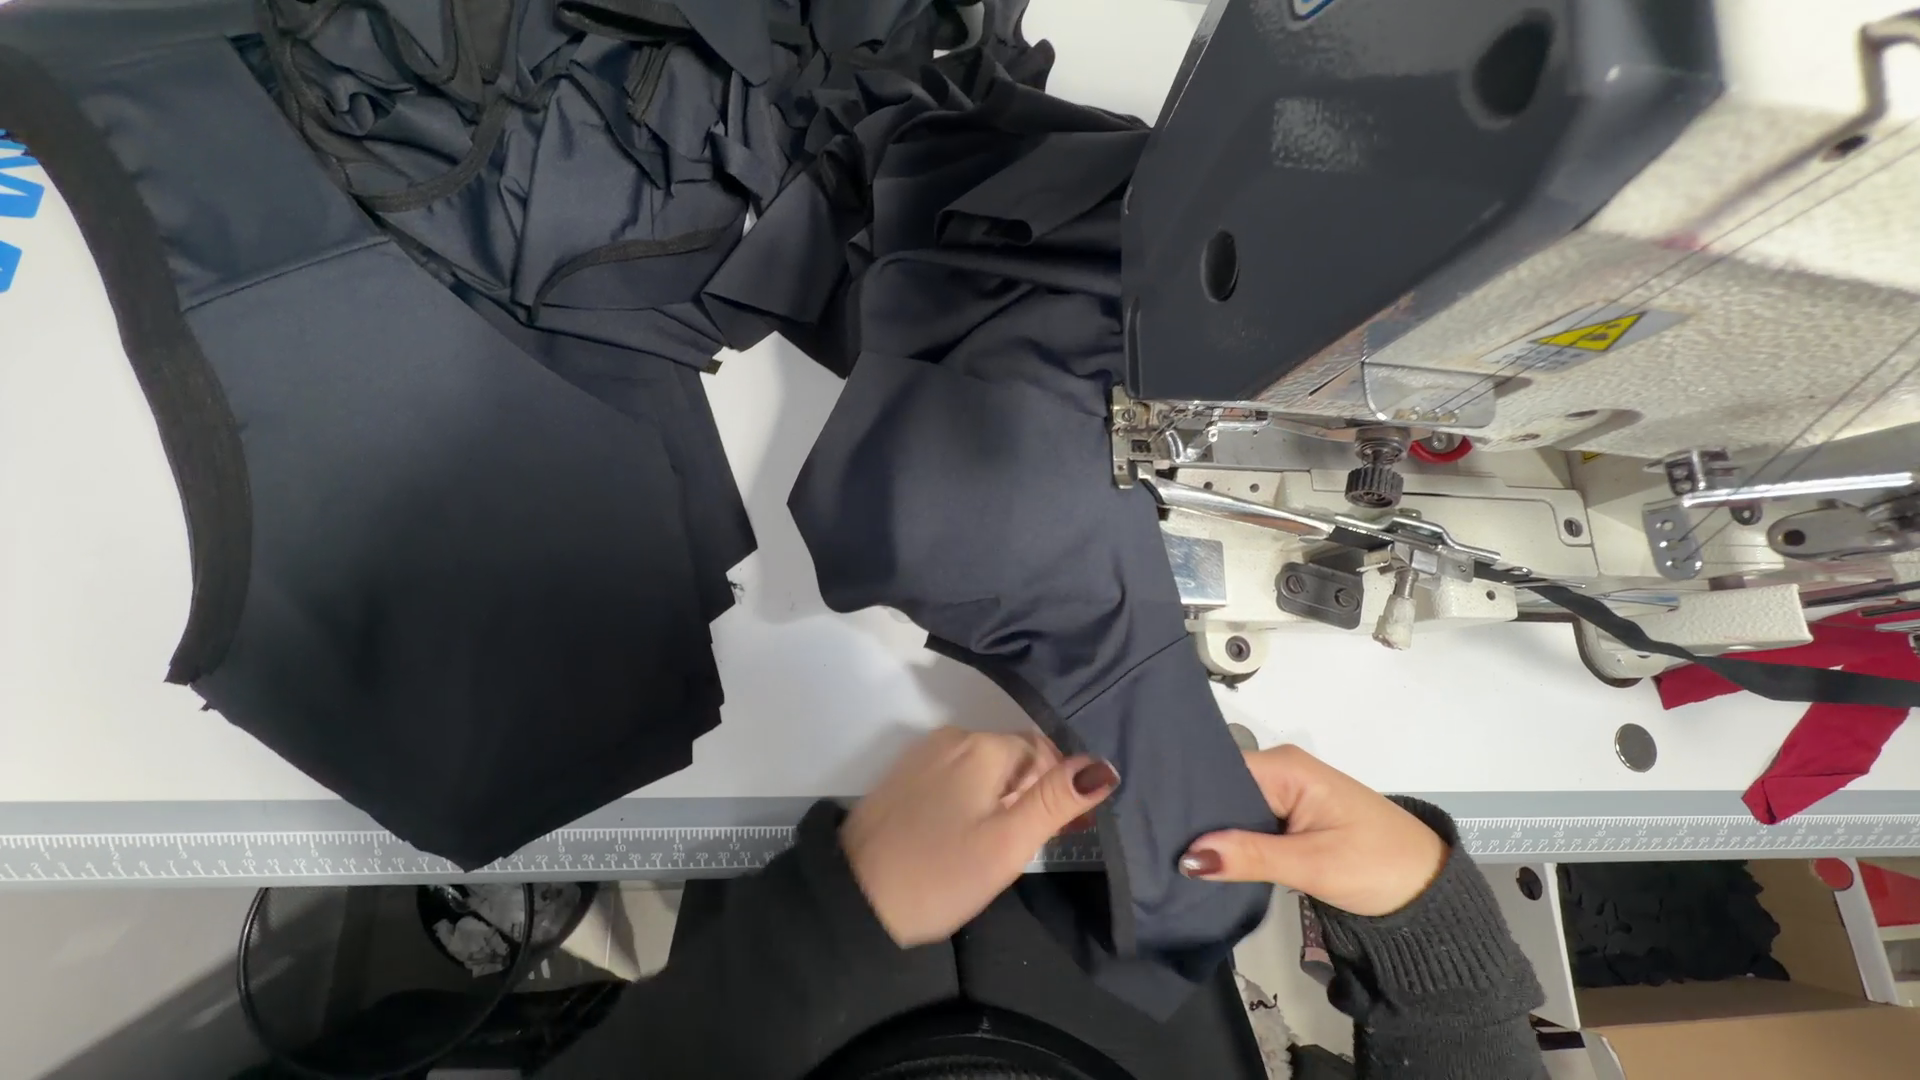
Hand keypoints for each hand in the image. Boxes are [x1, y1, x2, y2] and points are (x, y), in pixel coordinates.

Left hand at [841, 727, 1119, 946]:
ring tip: (997, 845)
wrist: (855, 899)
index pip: (1042, 752)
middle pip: (1013, 757)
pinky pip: (954, 775)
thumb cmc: (941, 874)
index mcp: (982, 746)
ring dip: (1001, 796)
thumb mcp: (1007, 843)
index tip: (1063, 832)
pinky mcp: (904, 775)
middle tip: (1029, 845)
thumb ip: (1055, 800)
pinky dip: (971, 797)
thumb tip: (1103, 765)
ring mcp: (923, 754)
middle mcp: (952, 737)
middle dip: (1030, 793)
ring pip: (983, 767)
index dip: (1059, 790)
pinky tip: (964, 833)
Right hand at [1178, 745, 1445, 916]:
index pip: (1220, 771)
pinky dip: (1230, 838)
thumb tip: (1188, 856)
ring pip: (1232, 805)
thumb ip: (1250, 857)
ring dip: (1211, 829)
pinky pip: (1246, 818)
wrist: (1431, 894)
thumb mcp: (1312, 865)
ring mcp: (1285, 790)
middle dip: (1195, 815)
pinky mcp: (1289, 813)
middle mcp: (1281, 768)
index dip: (1188, 796)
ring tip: (1169, 849)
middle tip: (1156, 843)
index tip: (1154, 820)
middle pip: (1221, 786)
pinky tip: (1204, 854)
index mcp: (1286, 766)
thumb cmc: (1378, 867)